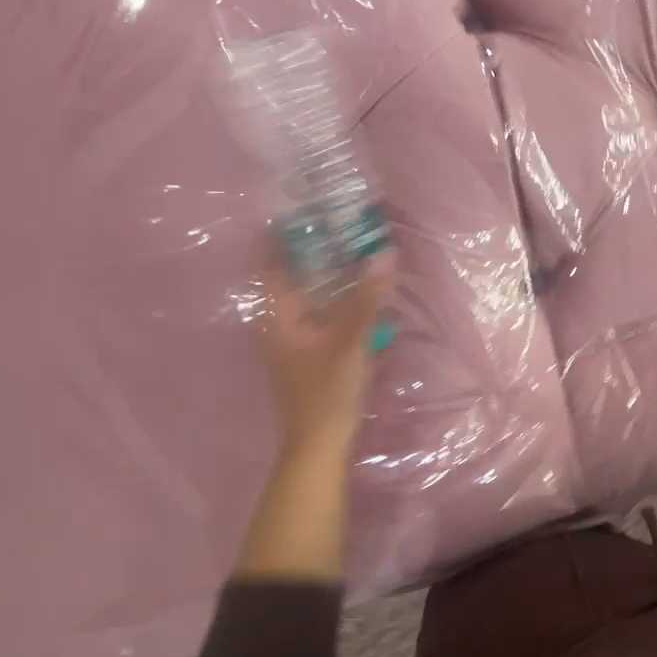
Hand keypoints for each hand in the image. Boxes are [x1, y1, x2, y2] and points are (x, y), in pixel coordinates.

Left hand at [254, 239, 396, 456]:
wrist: (319, 446)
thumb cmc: (326, 392)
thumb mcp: (350, 341)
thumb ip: (367, 298)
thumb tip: (385, 253)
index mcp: (277, 318)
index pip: (271, 267)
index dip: (279, 238)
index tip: (298, 210)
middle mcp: (280, 326)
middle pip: (291, 278)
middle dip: (311, 252)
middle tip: (337, 223)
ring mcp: (295, 342)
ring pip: (309, 296)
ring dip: (327, 274)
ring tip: (353, 247)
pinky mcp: (312, 354)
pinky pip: (323, 313)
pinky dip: (338, 297)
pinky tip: (361, 291)